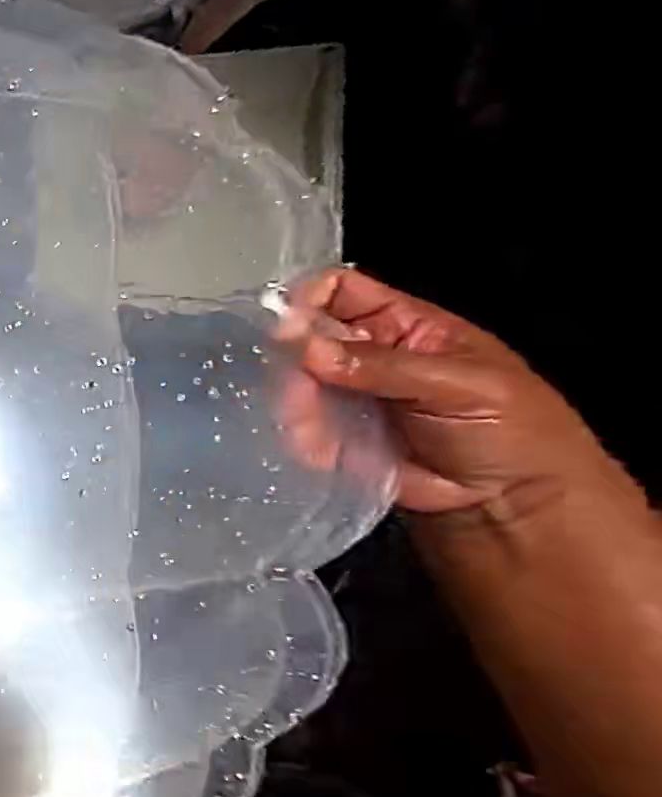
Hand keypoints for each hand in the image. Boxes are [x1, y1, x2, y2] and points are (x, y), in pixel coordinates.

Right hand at [284, 268, 609, 515]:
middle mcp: (359, 352)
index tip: (284, 325)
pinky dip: (297, 434)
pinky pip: (288, 421)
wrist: (508, 506)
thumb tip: (303, 348)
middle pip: (299, 336)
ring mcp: (336, 393)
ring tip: (317, 432)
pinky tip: (321, 451)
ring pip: (286, 380)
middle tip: (301, 390)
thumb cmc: (512, 433)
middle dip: (291, 360)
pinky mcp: (322, 430)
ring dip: (293, 404)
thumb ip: (383, 366)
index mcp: (401, 325)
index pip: (338, 290)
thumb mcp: (465, 386)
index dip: (306, 297)